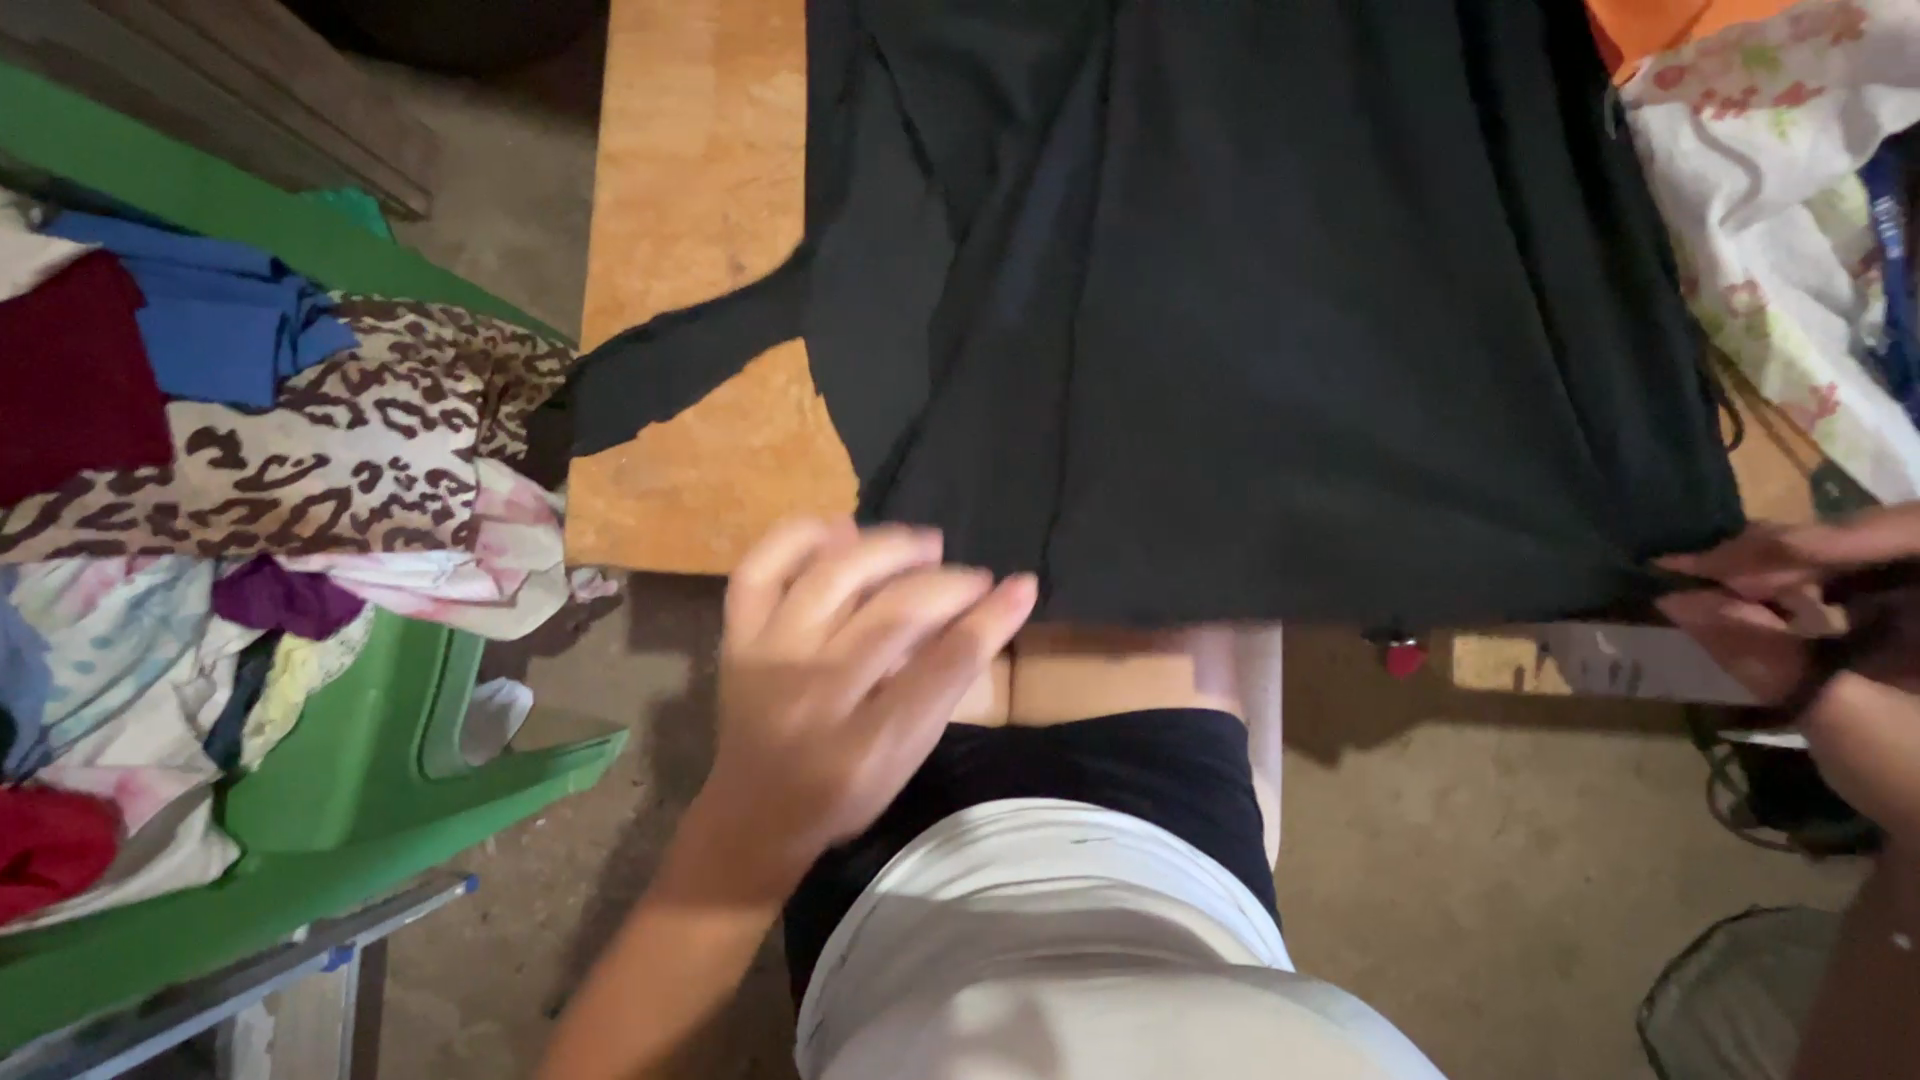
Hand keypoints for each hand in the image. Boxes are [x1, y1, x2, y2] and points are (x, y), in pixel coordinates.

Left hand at [686, 518, 1037, 890]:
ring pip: (833, 577)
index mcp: (864, 744)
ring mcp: (767, 658)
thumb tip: (989, 609)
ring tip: (927, 544)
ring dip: (888, 548)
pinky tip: (843, 529)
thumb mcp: (907, 756)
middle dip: (947, 584)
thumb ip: (945, 686)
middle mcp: (812, 694)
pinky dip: (801, 537)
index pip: (940, 668)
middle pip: (892, 615)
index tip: (1021, 587)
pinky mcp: (738, 638)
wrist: (753, 815)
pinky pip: (761, 568)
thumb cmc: (844, 792)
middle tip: (974, 576)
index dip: (988, 621)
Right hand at [1657, 505, 1919, 847]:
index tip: (1737, 561)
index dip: (1825, 537)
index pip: (1914, 532)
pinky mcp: (1910, 618)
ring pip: (1858, 553)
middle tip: (1706, 568)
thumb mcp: (1842, 716)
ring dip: (1783, 563)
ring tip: (1715, 578)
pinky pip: (1853, 578)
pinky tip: (1747, 594)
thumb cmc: (1918, 780)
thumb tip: (1674, 599)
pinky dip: (1797, 582)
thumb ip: (1759, 652)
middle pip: (1878, 536)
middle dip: (1789, 549)